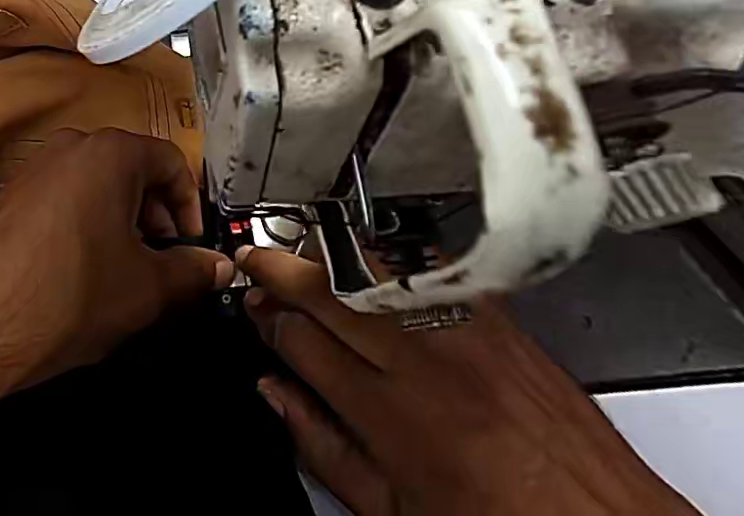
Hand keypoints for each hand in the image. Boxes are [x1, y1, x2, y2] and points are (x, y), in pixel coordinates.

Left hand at [0, 128, 233, 388]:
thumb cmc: (67, 296)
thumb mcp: (146, 289)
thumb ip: (192, 272)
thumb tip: (215, 267)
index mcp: (111, 153)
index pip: (172, 162)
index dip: (190, 206)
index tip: (192, 243)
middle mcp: (71, 147)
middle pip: (133, 170)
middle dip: (156, 215)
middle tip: (164, 259)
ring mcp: (35, 169)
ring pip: (97, 184)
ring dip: (122, 221)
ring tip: (124, 271)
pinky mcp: (8, 196)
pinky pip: (63, 197)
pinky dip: (85, 224)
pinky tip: (80, 272)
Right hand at [238, 246, 694, 515]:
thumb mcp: (395, 513)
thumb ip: (323, 446)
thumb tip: (275, 394)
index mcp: (392, 415)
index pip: (303, 340)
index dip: (267, 320)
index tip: (254, 311)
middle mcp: (422, 358)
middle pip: (327, 289)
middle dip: (279, 266)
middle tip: (255, 261)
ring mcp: (458, 325)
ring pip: (368, 266)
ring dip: (322, 254)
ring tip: (297, 256)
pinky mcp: (489, 309)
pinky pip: (419, 267)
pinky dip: (382, 261)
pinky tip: (365, 266)